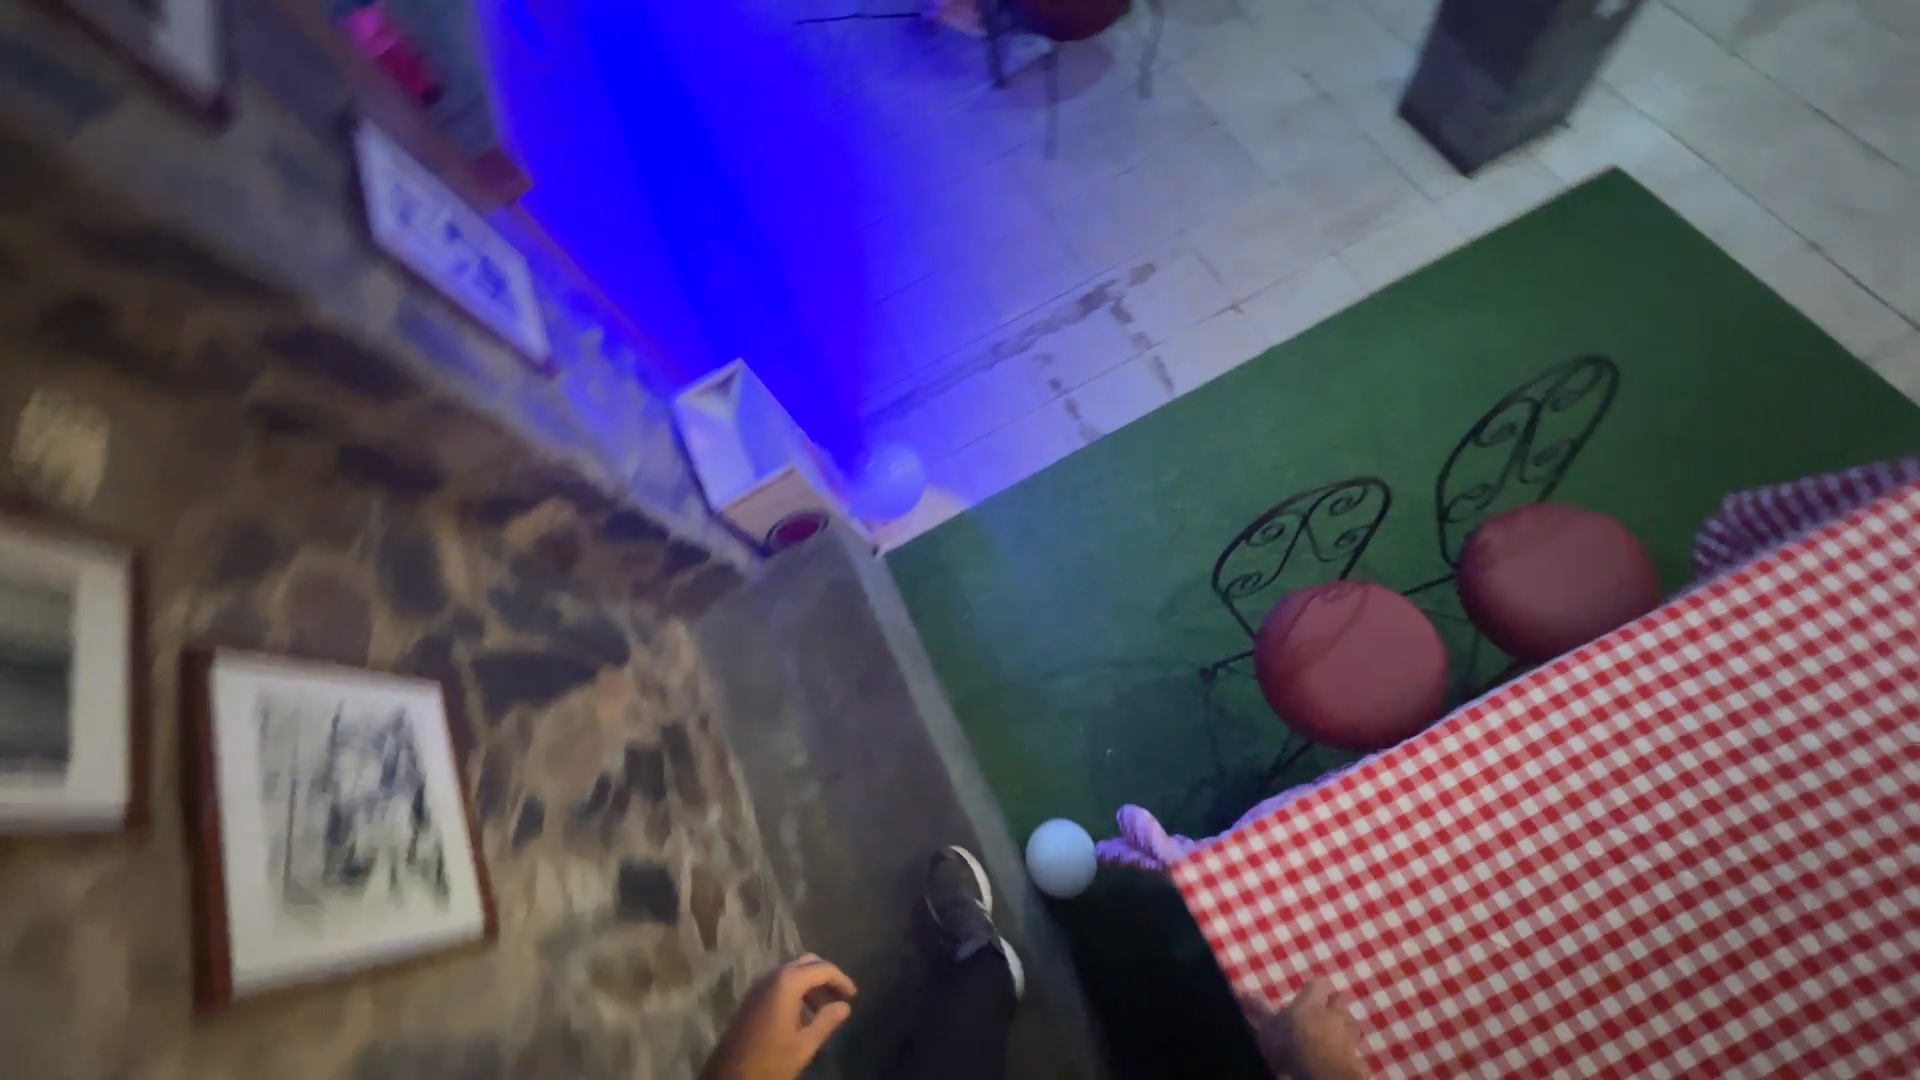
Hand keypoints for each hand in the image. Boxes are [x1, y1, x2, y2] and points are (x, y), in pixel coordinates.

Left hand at [702, 954, 857, 1079]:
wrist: (728, 1078)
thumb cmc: (769, 1062)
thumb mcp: (803, 1045)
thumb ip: (826, 1021)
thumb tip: (844, 1006)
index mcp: (787, 982)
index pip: (822, 968)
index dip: (841, 979)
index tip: (853, 996)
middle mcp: (773, 975)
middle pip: (807, 963)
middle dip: (826, 976)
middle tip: (840, 997)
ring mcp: (760, 985)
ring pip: (793, 972)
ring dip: (811, 984)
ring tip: (825, 1008)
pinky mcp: (752, 998)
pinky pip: (780, 983)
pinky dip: (796, 990)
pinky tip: (803, 1013)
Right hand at [1242, 977, 1368, 1079]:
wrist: (1322, 1076)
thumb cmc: (1292, 1046)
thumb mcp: (1268, 1028)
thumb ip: (1258, 1009)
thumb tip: (1241, 992)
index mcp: (1313, 1002)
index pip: (1320, 983)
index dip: (1316, 988)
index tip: (1308, 994)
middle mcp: (1334, 1015)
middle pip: (1339, 1004)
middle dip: (1333, 1008)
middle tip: (1320, 1016)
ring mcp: (1349, 1037)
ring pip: (1351, 1026)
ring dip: (1343, 1029)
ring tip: (1332, 1038)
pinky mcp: (1358, 1059)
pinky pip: (1356, 1052)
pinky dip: (1349, 1054)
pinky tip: (1339, 1059)